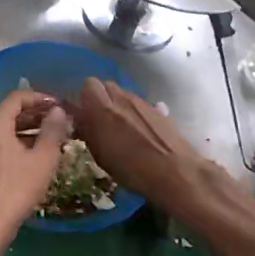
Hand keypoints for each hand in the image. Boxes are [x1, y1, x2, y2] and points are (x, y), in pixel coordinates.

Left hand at [0, 89, 70, 234]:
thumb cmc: (18, 188)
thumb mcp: (42, 158)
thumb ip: (52, 131)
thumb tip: (58, 111)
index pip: (17, 98)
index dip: (40, 98)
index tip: (61, 105)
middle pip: (11, 112)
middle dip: (37, 113)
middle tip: (62, 119)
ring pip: (9, 129)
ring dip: (32, 129)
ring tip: (57, 136)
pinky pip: (5, 144)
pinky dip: (23, 143)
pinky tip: (41, 154)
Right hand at [73, 78, 223, 218]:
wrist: (174, 172)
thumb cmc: (130, 168)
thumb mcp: (99, 154)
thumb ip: (87, 131)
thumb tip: (80, 119)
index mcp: (103, 108)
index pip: (88, 84)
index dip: (86, 97)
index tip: (85, 113)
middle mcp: (123, 98)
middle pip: (107, 85)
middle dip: (101, 98)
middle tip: (100, 119)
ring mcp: (143, 102)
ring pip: (124, 94)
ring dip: (119, 105)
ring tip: (121, 128)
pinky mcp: (159, 110)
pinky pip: (140, 105)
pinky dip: (135, 113)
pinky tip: (140, 133)